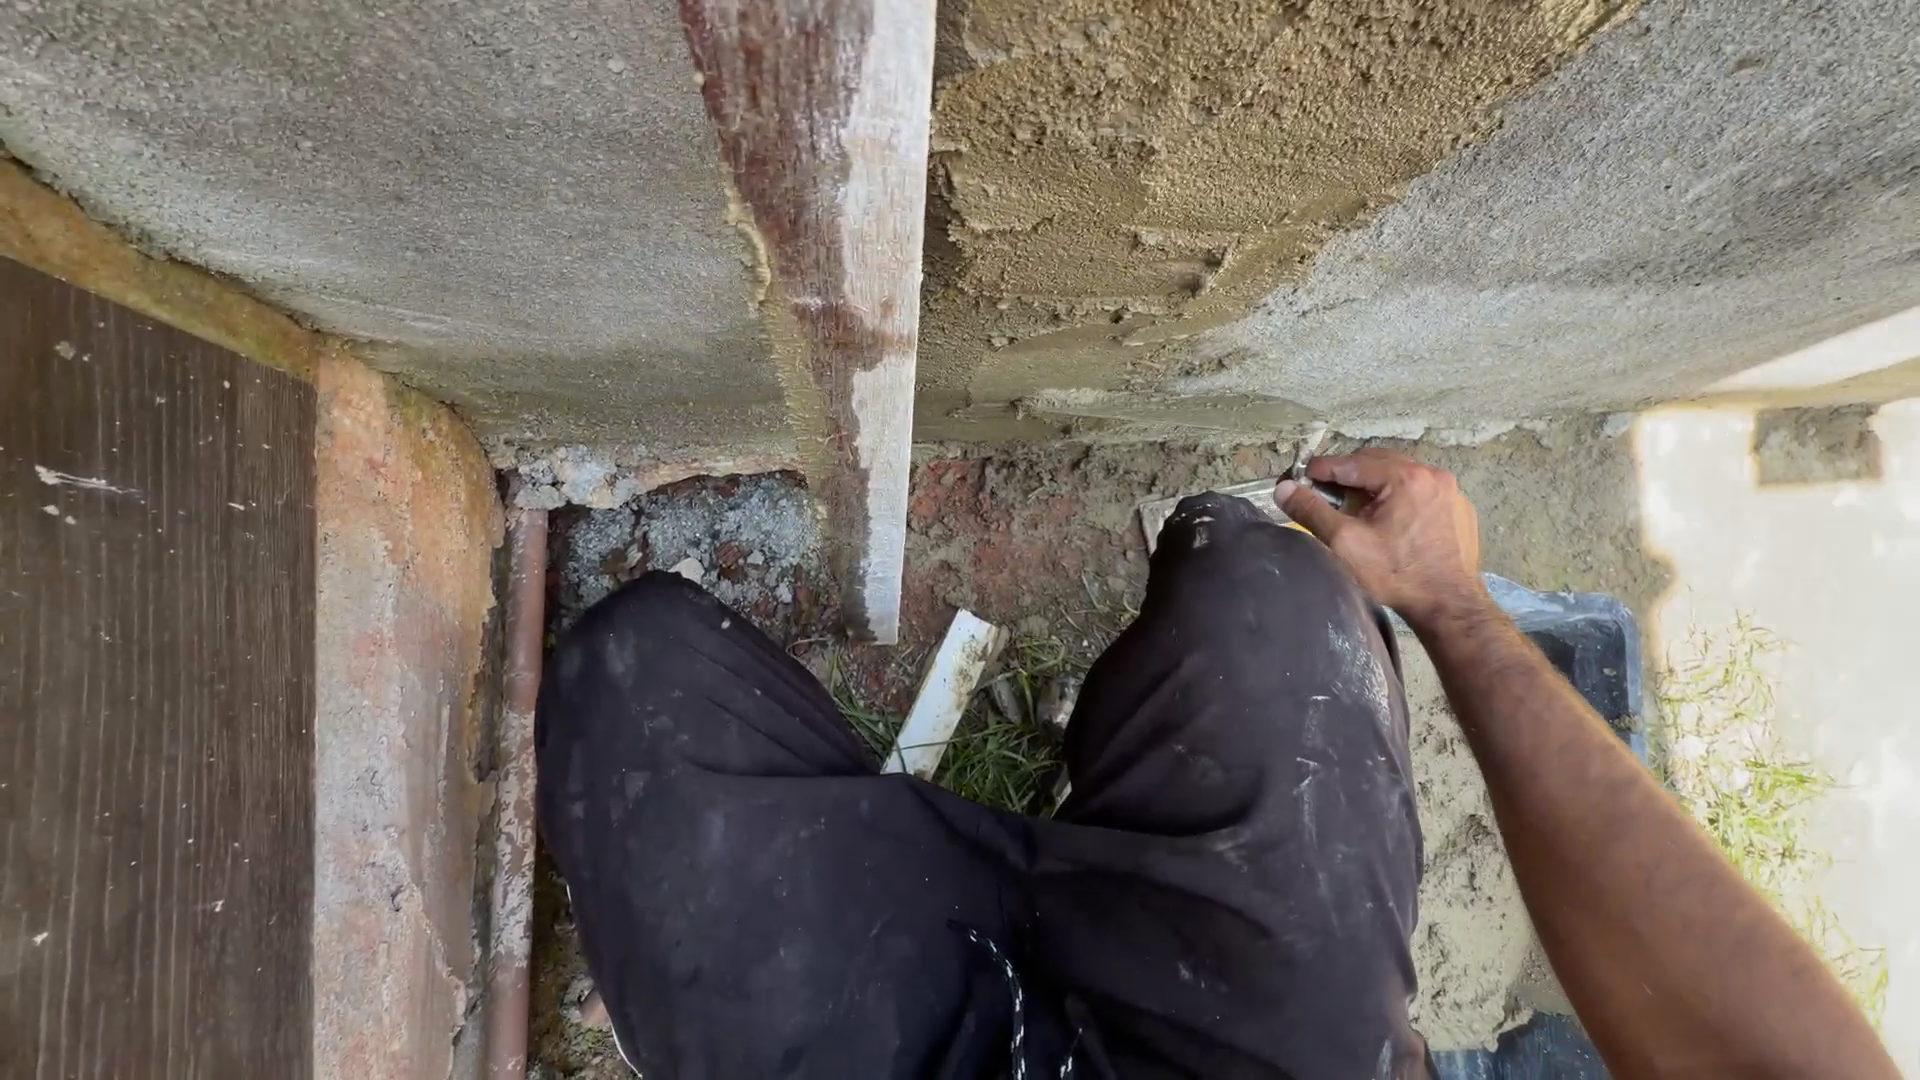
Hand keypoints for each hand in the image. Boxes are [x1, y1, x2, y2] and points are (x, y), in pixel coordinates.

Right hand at [1275, 448, 1485, 628]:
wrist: (1448, 603)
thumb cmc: (1394, 573)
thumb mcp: (1344, 542)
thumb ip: (1311, 511)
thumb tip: (1284, 488)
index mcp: (1405, 478)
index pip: (1352, 462)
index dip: (1321, 469)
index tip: (1300, 477)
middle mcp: (1432, 474)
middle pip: (1378, 461)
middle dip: (1349, 473)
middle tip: (1327, 493)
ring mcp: (1450, 490)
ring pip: (1400, 473)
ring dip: (1374, 483)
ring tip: (1358, 508)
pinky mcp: (1459, 507)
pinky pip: (1421, 489)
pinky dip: (1399, 495)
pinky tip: (1390, 519)